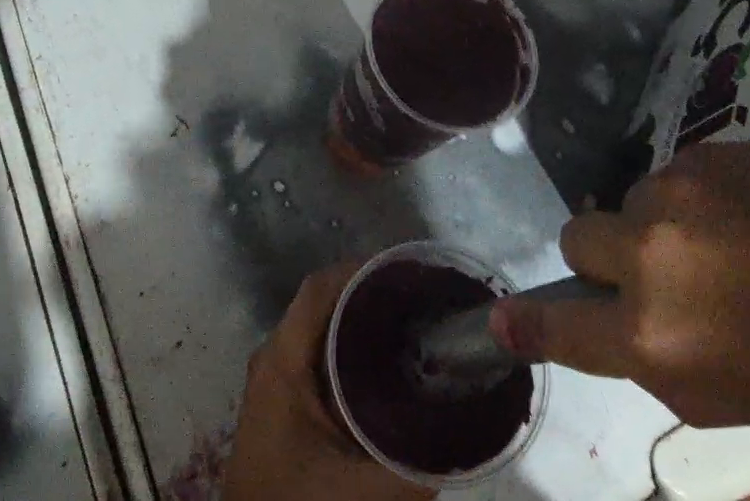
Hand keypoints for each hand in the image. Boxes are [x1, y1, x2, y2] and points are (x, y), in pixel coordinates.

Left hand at [225, 262, 436, 500]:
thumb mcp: (362, 490)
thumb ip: (418, 465)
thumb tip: (473, 431)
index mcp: (282, 361)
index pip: (319, 289)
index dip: (362, 269)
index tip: (412, 271)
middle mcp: (276, 358)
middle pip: (324, 302)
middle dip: (375, 293)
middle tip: (428, 298)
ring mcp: (279, 378)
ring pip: (324, 328)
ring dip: (366, 320)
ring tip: (420, 322)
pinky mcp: (287, 399)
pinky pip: (322, 354)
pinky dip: (356, 348)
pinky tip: (394, 364)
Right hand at [490, 142, 749, 437]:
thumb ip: (676, 370)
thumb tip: (639, 339)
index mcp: (659, 338)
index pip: (562, 327)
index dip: (528, 326)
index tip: (500, 322)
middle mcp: (649, 258)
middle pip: (577, 240)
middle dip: (604, 259)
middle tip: (660, 274)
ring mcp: (675, 195)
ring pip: (631, 204)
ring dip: (660, 227)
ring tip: (733, 243)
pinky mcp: (710, 153)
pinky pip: (677, 179)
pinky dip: (700, 201)